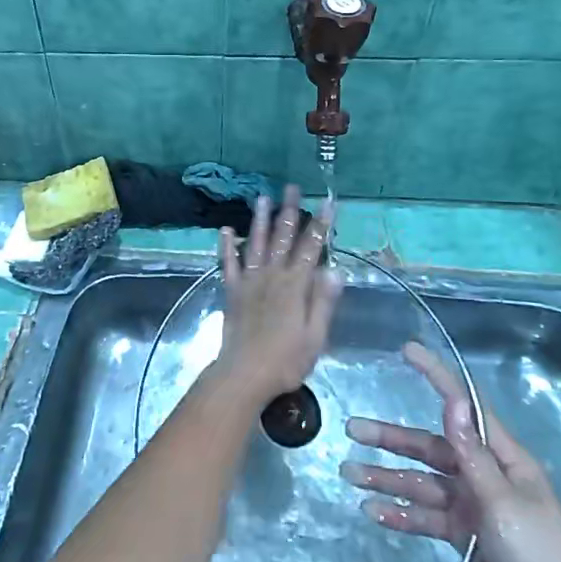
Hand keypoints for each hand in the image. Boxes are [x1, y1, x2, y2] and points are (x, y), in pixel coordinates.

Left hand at [210, 186, 340, 407]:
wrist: (244, 373)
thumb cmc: (286, 360)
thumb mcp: (315, 336)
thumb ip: (322, 301)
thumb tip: (335, 269)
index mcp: (295, 286)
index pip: (312, 249)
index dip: (321, 225)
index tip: (329, 203)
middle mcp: (271, 276)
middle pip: (282, 239)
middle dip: (290, 212)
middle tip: (293, 188)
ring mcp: (248, 281)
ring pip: (255, 244)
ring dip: (260, 220)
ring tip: (263, 197)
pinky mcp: (231, 291)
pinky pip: (228, 263)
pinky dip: (226, 245)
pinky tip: (225, 229)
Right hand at [343, 343, 560, 561]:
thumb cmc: (539, 558)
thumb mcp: (502, 502)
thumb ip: (472, 454)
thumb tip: (453, 402)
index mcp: (506, 462)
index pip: (467, 409)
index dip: (437, 378)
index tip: (408, 352)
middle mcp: (487, 478)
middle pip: (432, 448)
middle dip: (392, 439)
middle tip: (353, 429)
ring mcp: (474, 509)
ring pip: (421, 484)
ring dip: (387, 478)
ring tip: (349, 473)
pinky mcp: (464, 538)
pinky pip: (425, 518)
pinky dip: (400, 513)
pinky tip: (372, 511)